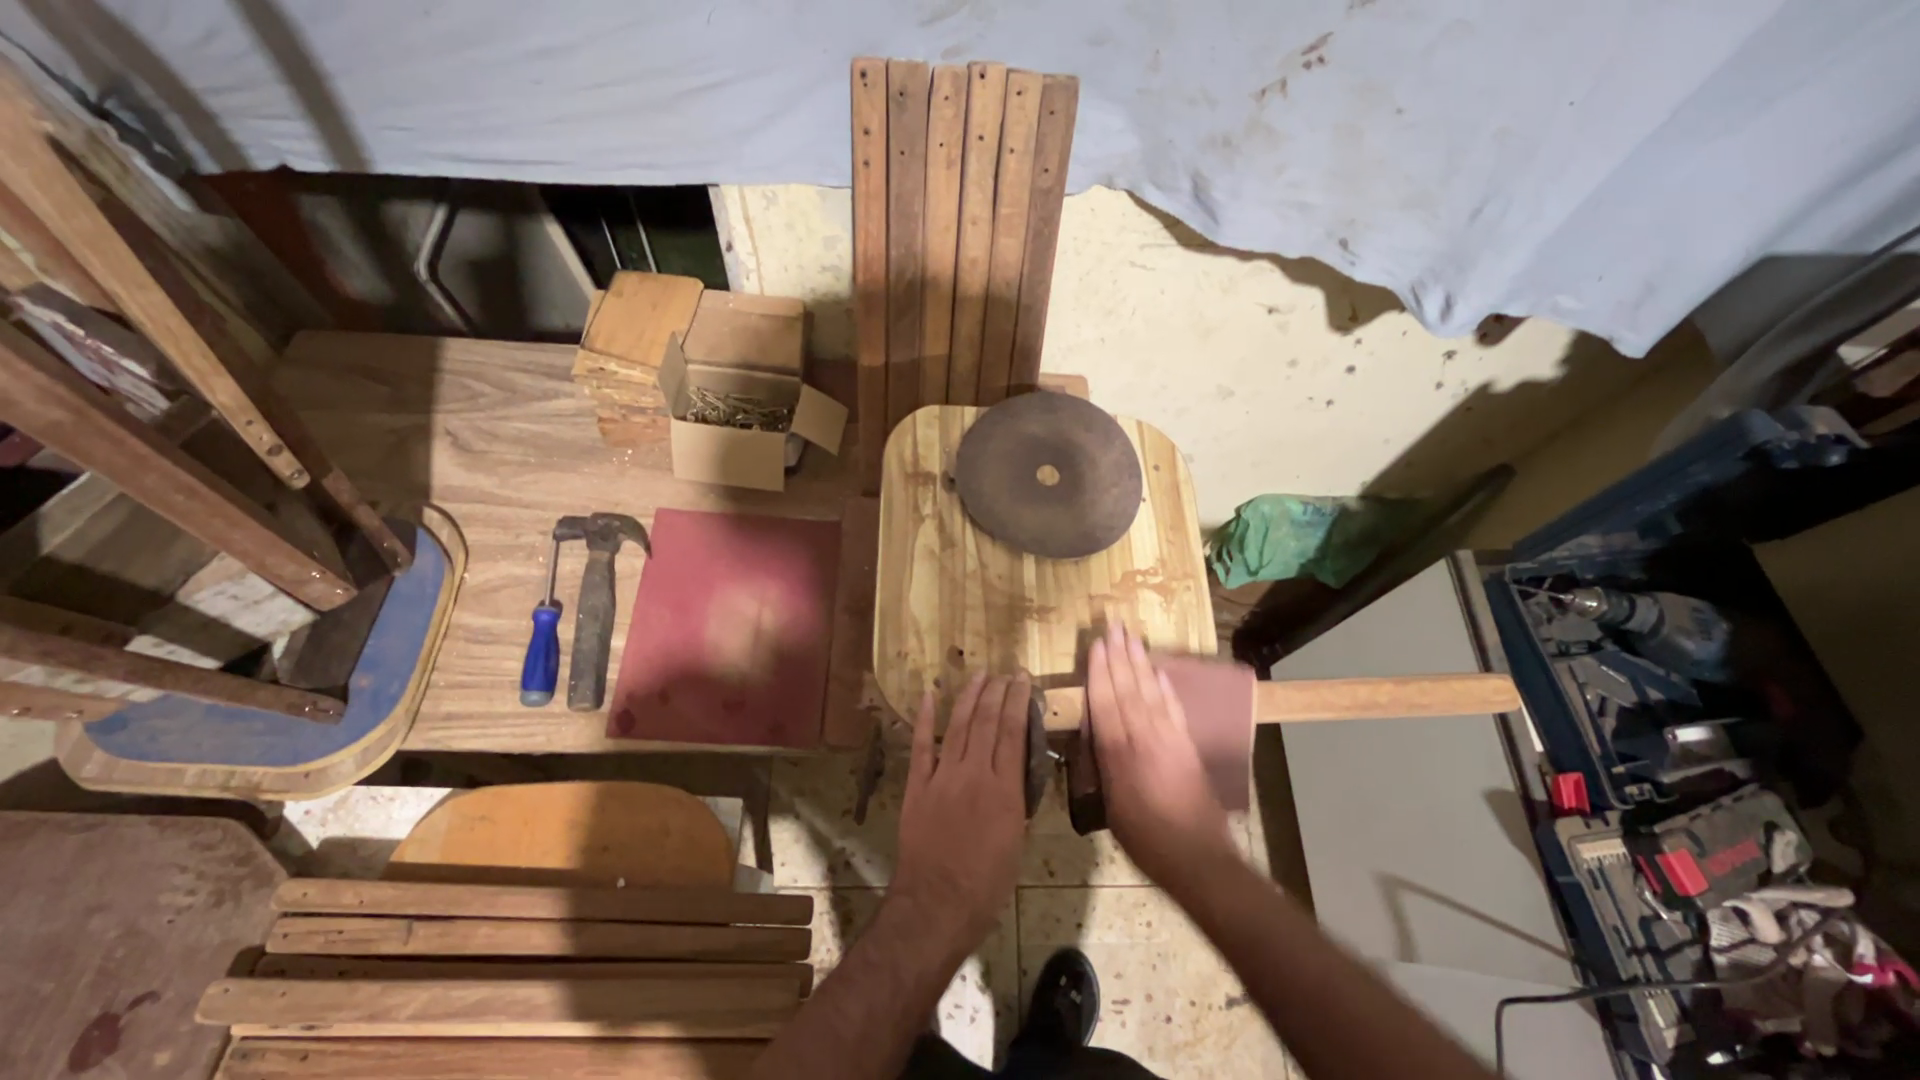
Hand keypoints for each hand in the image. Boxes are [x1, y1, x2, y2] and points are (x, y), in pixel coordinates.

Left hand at [890, 673, 1030, 951]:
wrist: (937, 903)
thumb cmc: (986, 883)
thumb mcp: (1016, 841)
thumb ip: (1016, 801)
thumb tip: (1017, 773)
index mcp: (1004, 789)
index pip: (1013, 732)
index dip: (1018, 702)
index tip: (1023, 680)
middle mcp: (974, 774)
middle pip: (986, 721)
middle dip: (997, 692)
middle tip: (1004, 672)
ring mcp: (942, 777)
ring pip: (957, 725)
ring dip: (968, 697)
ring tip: (978, 675)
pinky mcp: (917, 786)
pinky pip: (920, 745)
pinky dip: (923, 719)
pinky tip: (927, 696)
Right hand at [1086, 622, 1236, 887]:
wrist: (1198, 858)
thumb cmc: (1145, 841)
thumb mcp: (1112, 807)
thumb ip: (1104, 768)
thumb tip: (1095, 739)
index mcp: (1119, 755)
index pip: (1106, 703)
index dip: (1099, 672)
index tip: (1095, 645)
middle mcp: (1144, 739)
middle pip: (1128, 689)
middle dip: (1119, 656)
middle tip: (1113, 626)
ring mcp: (1169, 740)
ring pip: (1150, 692)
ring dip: (1139, 662)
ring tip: (1131, 637)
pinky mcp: (1186, 747)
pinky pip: (1173, 709)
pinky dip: (1165, 688)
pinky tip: (1158, 671)